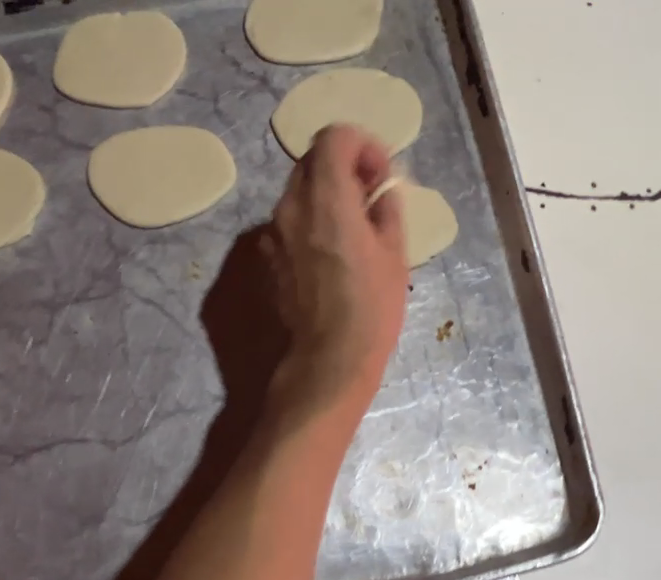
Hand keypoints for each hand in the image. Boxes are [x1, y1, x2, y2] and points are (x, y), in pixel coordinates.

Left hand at [262, 124, 408, 423]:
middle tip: (369, 202)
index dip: (363, 145)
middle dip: (344, 170)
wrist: (327, 363)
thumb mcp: (394, 255)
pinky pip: (289, 228)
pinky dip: (310, 228)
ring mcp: (272, 236)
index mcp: (326, 197)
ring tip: (352, 236)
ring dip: (326, 200)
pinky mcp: (266, 262)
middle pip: (312, 162)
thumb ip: (386, 209)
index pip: (334, 136)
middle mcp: (290, 207)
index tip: (381, 176)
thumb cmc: (370, 310)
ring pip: (298, 196)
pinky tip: (330, 261)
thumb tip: (381, 190)